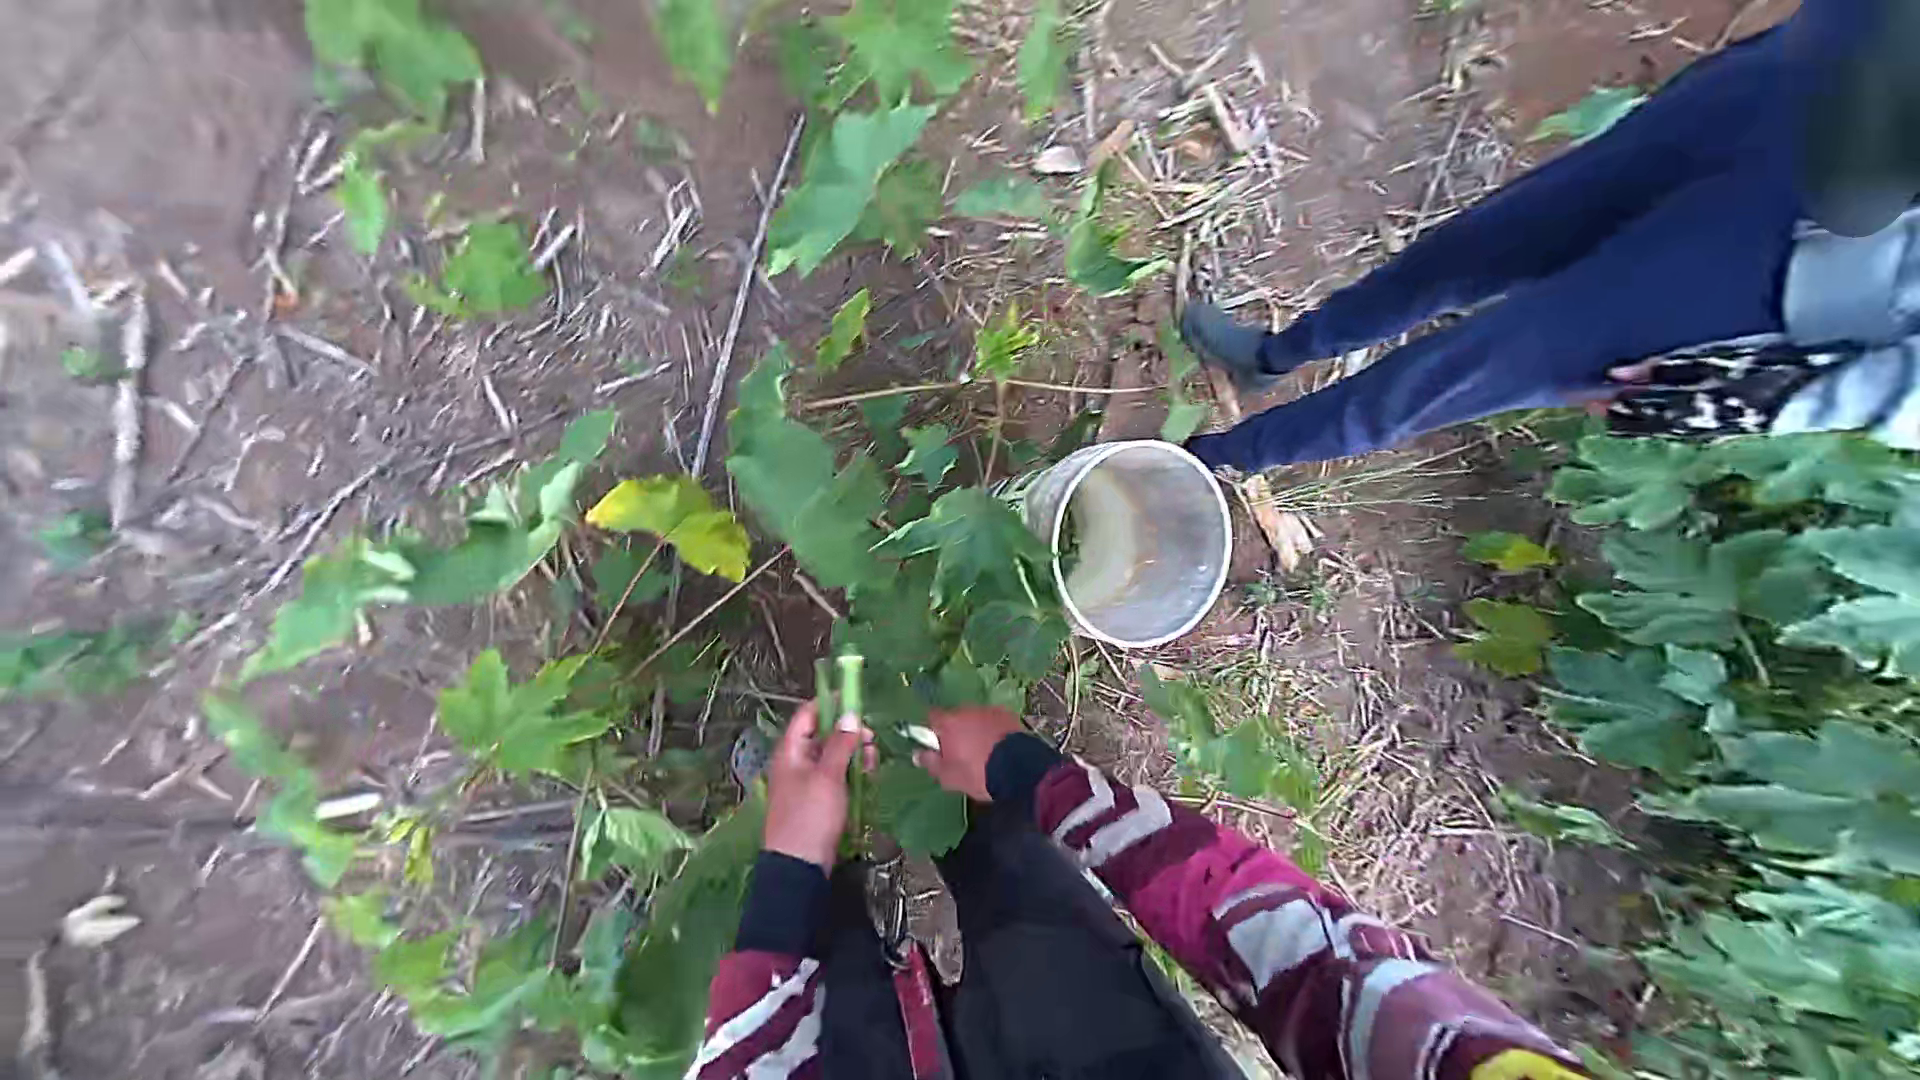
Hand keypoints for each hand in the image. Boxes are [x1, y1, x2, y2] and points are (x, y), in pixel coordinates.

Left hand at [763, 702, 871, 869]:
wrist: (800, 867)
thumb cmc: (810, 816)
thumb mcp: (828, 776)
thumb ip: (840, 743)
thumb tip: (850, 714)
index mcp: (791, 751)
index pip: (807, 715)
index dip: (829, 703)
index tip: (854, 699)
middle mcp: (797, 761)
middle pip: (823, 734)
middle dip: (848, 732)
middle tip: (870, 737)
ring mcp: (807, 780)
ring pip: (833, 754)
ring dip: (853, 752)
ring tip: (871, 760)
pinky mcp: (819, 797)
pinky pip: (836, 774)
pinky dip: (851, 770)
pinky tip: (867, 774)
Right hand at [912, 706, 1023, 800]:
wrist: (1019, 769)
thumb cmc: (978, 774)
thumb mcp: (949, 777)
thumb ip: (931, 763)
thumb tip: (918, 754)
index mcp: (949, 723)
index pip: (932, 716)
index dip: (932, 730)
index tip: (937, 745)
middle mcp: (967, 710)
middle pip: (955, 716)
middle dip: (956, 730)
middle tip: (961, 752)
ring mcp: (989, 710)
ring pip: (975, 717)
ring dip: (975, 728)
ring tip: (984, 750)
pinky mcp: (1008, 714)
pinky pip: (993, 719)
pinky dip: (993, 729)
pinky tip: (999, 746)